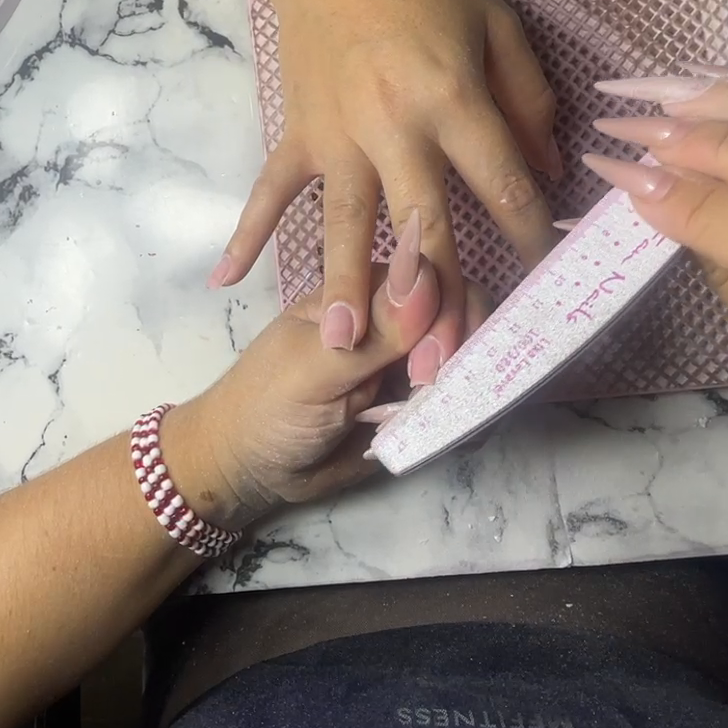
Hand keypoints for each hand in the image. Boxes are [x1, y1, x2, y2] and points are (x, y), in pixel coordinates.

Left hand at [165, 216, 444, 528]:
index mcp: (365, 291)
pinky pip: (460, 398)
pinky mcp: (417, 401)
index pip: (433, 277)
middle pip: (462, 313)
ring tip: (464, 421)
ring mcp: (410, 360)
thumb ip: (374, 326)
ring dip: (477, 383)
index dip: (446, 317)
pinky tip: (470, 432)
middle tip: (434, 398)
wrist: (249, 467)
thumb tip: (422, 259)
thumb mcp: (315, 366)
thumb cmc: (266, 405)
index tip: (430, 368)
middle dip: (468, 352)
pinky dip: (472, 414)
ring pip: (469, 356)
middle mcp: (396, 319)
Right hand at [211, 0, 562, 384]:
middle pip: (419, 224)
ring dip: (344, 285)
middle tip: (438, 357)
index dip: (526, 232)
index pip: (499, 182)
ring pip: (344, 223)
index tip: (538, 280)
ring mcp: (336, 139)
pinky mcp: (297, 137)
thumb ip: (526, 101)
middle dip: (433, 293)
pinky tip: (225, 278)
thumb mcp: (496, 27)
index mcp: (452, 100)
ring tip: (342, 345)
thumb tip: (545, 171)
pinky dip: (247, 233)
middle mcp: (393, 130)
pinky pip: (270, 191)